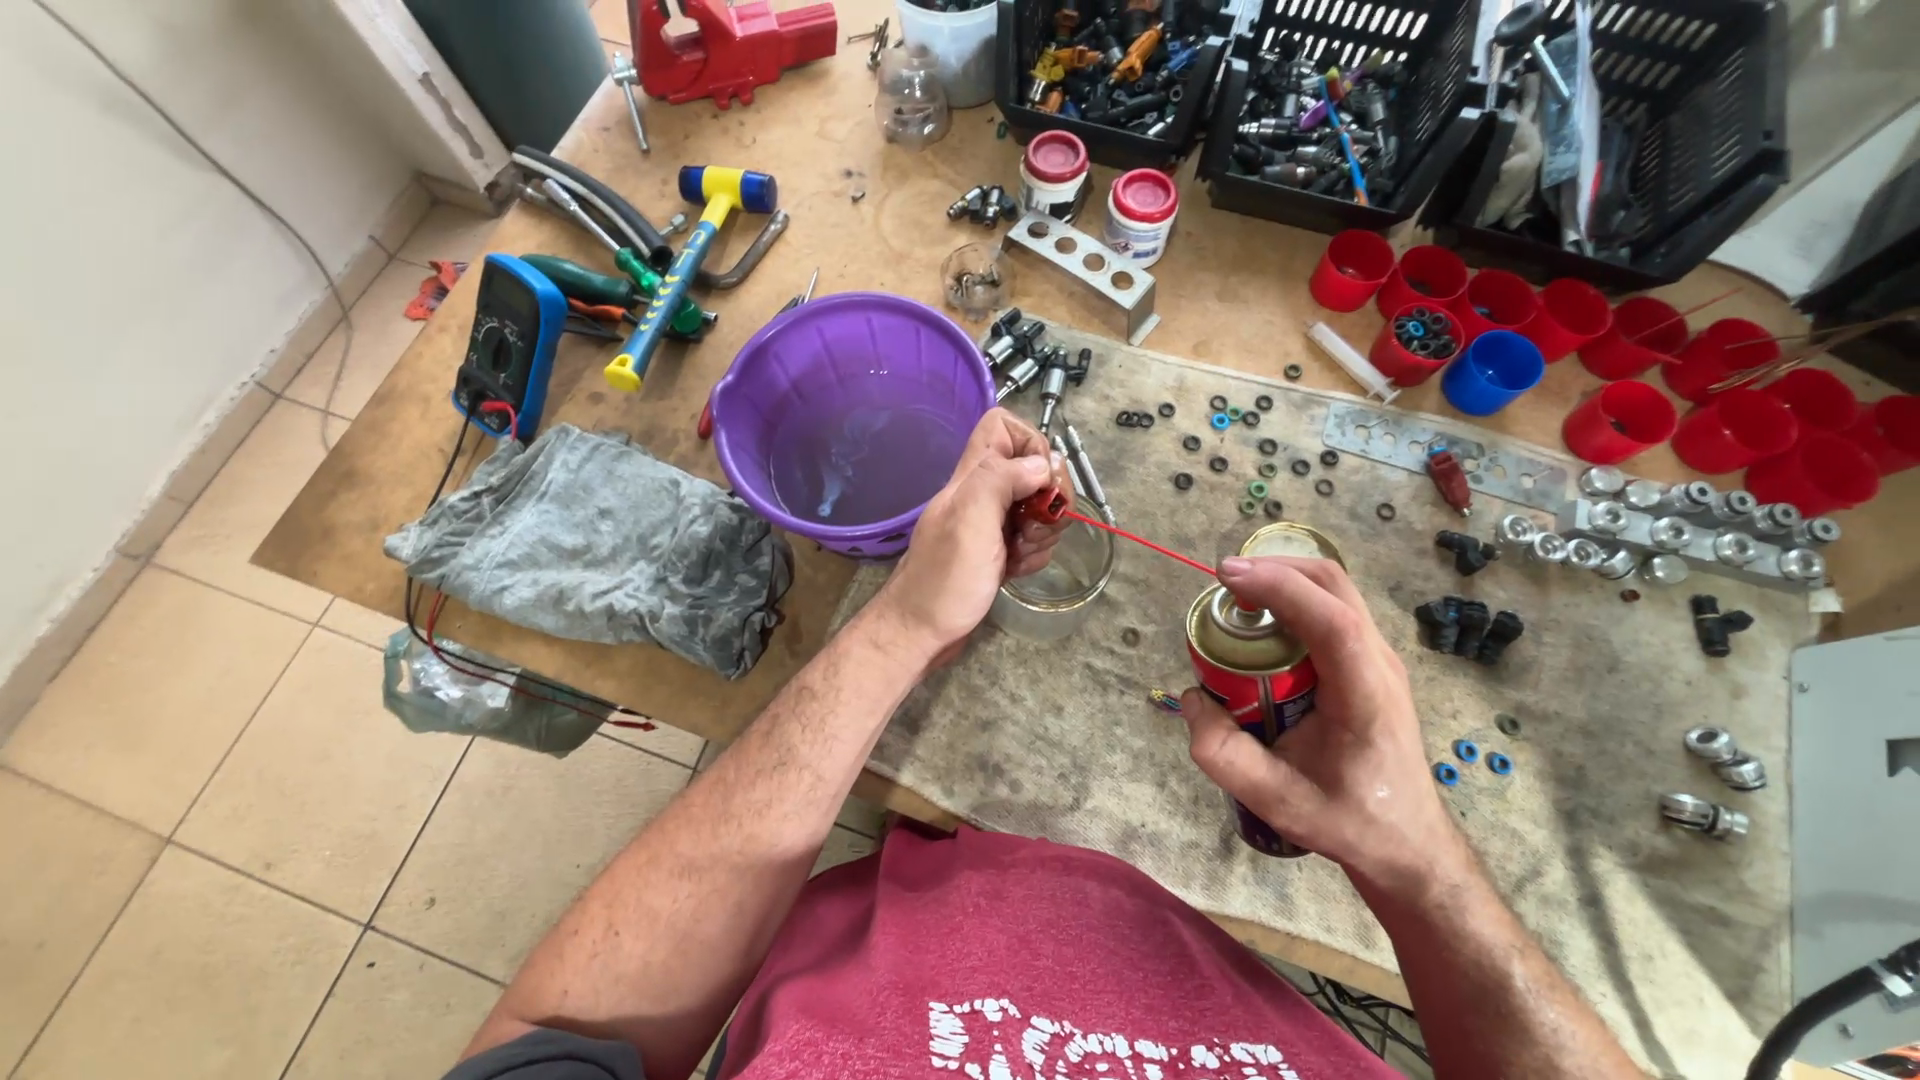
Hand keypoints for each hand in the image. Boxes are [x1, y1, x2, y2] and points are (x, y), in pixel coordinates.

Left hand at [866, 409, 1069, 665]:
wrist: (920, 633)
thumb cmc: (943, 581)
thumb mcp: (970, 521)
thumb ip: (1001, 480)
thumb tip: (1042, 464)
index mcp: (971, 477)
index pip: (1002, 426)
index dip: (1031, 443)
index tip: (1040, 481)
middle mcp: (981, 494)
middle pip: (1032, 469)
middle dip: (1047, 499)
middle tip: (1033, 526)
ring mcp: (989, 524)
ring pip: (1037, 509)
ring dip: (1041, 533)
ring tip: (1018, 555)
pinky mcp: (996, 552)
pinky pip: (1030, 541)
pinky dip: (1032, 555)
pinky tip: (1014, 571)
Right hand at [1180, 556, 1464, 897]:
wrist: (1409, 842)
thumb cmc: (1349, 821)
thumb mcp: (1276, 801)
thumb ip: (1224, 754)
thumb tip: (1192, 698)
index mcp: (1365, 694)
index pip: (1331, 619)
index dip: (1278, 586)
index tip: (1225, 575)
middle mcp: (1379, 663)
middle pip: (1333, 585)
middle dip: (1275, 569)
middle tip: (1222, 584)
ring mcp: (1379, 658)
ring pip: (1334, 590)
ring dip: (1283, 580)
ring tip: (1236, 599)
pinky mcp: (1369, 662)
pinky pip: (1331, 609)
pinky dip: (1293, 598)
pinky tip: (1262, 623)